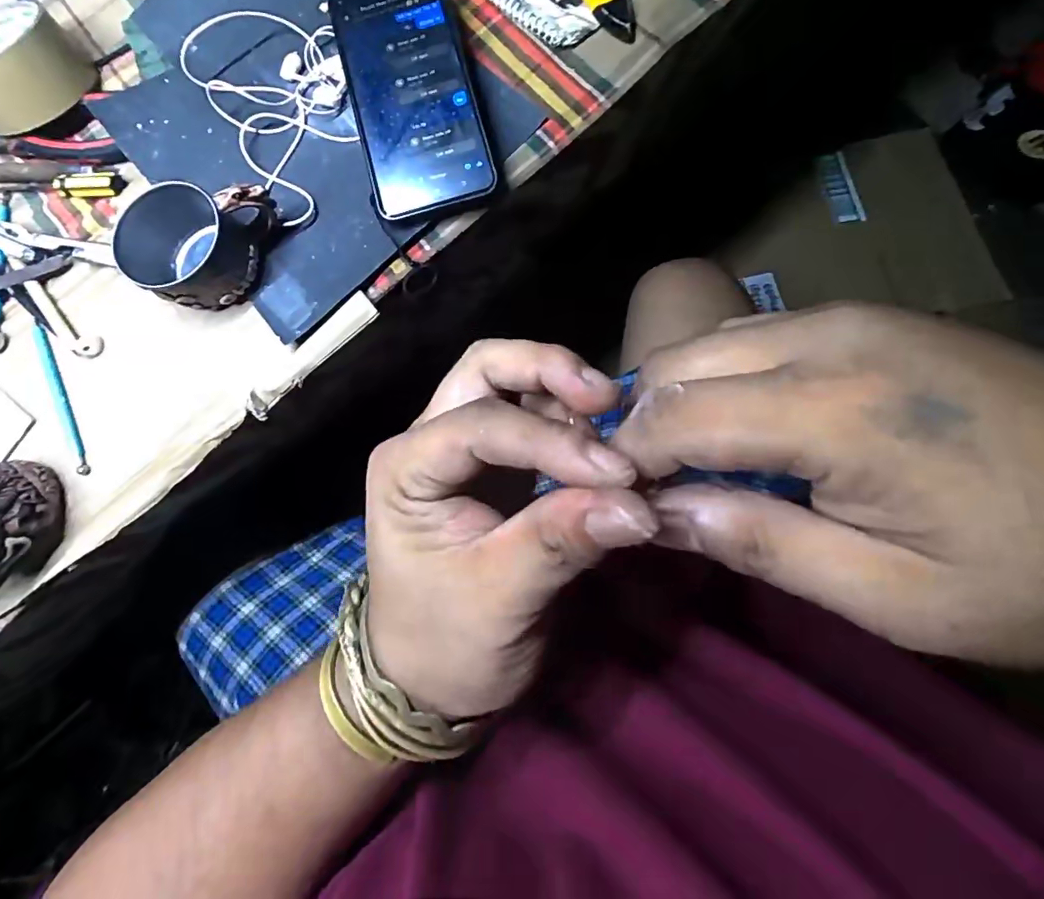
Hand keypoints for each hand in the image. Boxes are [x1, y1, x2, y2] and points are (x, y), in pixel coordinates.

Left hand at [362, 340, 659, 717]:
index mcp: (405, 467)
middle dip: (545, 369)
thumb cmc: (445, 641)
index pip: (480, 423)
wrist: (427, 676)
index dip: (551, 440)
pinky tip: (603, 453)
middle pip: (485, 368)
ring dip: (563, 394)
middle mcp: (426, 441)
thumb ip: (559, 543)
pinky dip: (570, 423)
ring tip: (611, 439)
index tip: (620, 476)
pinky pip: (533, 420)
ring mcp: (460, 449)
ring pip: (509, 383)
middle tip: (607, 400)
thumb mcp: (499, 599)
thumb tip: (638, 504)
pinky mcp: (494, 467)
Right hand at [609, 303, 1043, 667]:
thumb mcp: (903, 600)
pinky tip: (735, 428)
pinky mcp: (862, 319)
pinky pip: (746, 339)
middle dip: (638, 426)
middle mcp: (825, 340)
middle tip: (641, 489)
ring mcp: (845, 319)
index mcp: (836, 411)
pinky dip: (714, 380)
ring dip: (673, 400)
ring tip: (680, 463)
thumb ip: (764, 547)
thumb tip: (658, 515)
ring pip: (703, 345)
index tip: (610, 506)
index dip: (626, 461)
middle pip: (674, 367)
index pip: (674, 418)